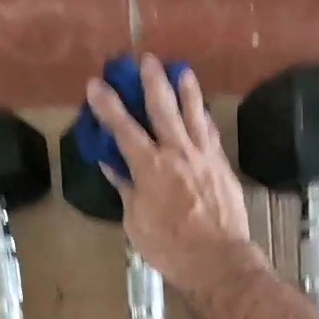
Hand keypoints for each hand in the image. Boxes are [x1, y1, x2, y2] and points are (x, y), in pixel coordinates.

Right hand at [85, 55, 267, 298]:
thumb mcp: (136, 222)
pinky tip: (202, 110)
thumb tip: (112, 167)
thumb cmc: (170, 246)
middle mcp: (177, 152)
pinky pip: (211, 133)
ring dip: (186, 90)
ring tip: (182, 71)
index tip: (96, 84)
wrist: (217, 258)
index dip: (108, 105)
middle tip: (145, 60)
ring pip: (194, 113)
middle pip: (162, 108)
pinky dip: (204, 118)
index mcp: (150, 167)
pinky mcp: (222, 165)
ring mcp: (204, 156)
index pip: (123, 128)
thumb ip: (126, 189)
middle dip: (151, 81)